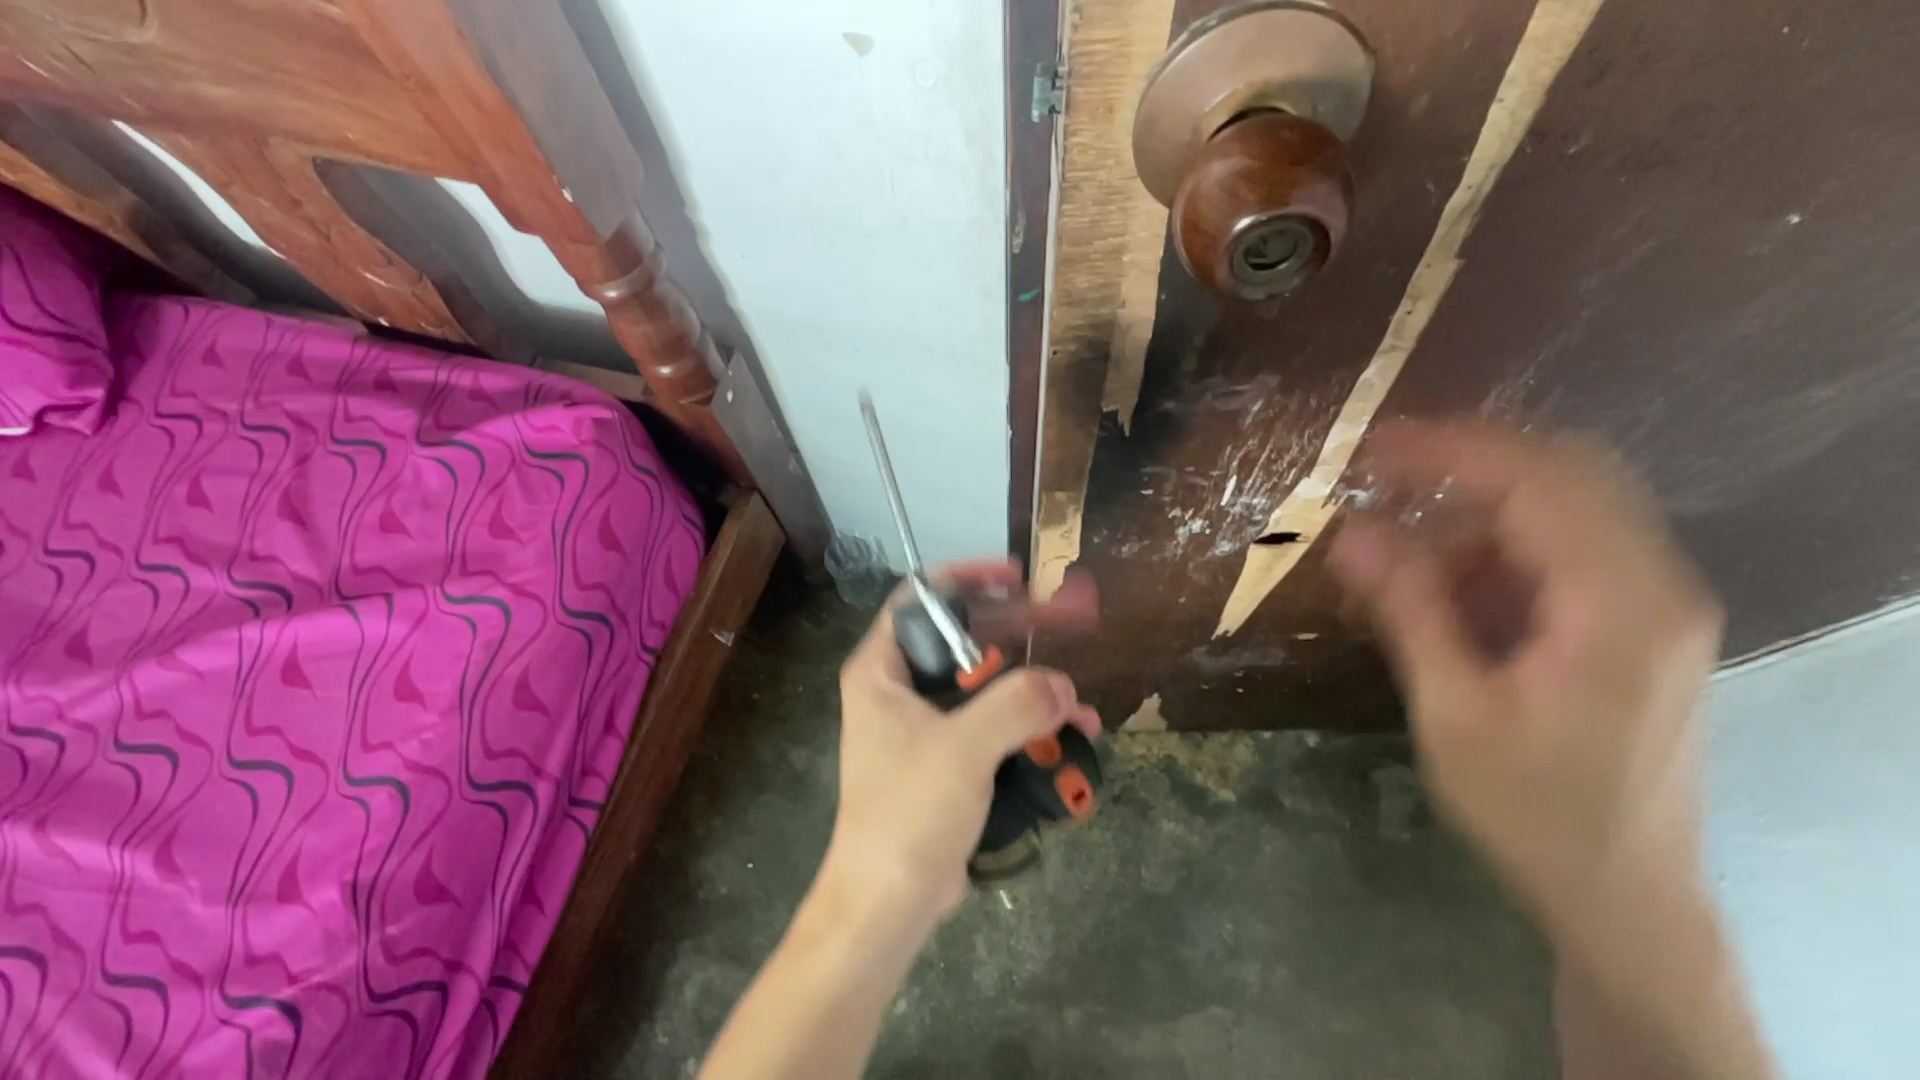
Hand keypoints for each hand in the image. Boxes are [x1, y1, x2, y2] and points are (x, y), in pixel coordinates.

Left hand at [823, 558, 1099, 923]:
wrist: (888, 902)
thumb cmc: (909, 812)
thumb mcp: (963, 749)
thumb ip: (1016, 705)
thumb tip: (1062, 685)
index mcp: (881, 672)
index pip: (918, 600)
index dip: (966, 578)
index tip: (1016, 576)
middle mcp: (898, 693)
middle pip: (961, 643)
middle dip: (1017, 641)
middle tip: (1066, 630)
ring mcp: (923, 731)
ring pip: (983, 691)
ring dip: (1031, 694)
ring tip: (1079, 709)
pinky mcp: (946, 765)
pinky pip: (991, 731)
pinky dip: (1026, 731)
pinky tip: (1068, 742)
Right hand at [1327, 422, 1722, 945]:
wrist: (1626, 897)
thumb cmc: (1535, 812)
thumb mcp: (1454, 713)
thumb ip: (1408, 611)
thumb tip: (1348, 533)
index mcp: (1619, 601)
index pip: (1536, 480)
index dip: (1447, 451)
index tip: (1366, 449)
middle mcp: (1654, 583)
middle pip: (1566, 472)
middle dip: (1465, 466)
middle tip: (1380, 480)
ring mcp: (1653, 603)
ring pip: (1565, 509)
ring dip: (1476, 516)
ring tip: (1398, 557)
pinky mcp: (1637, 625)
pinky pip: (1565, 554)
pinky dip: (1497, 553)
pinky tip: (1443, 594)